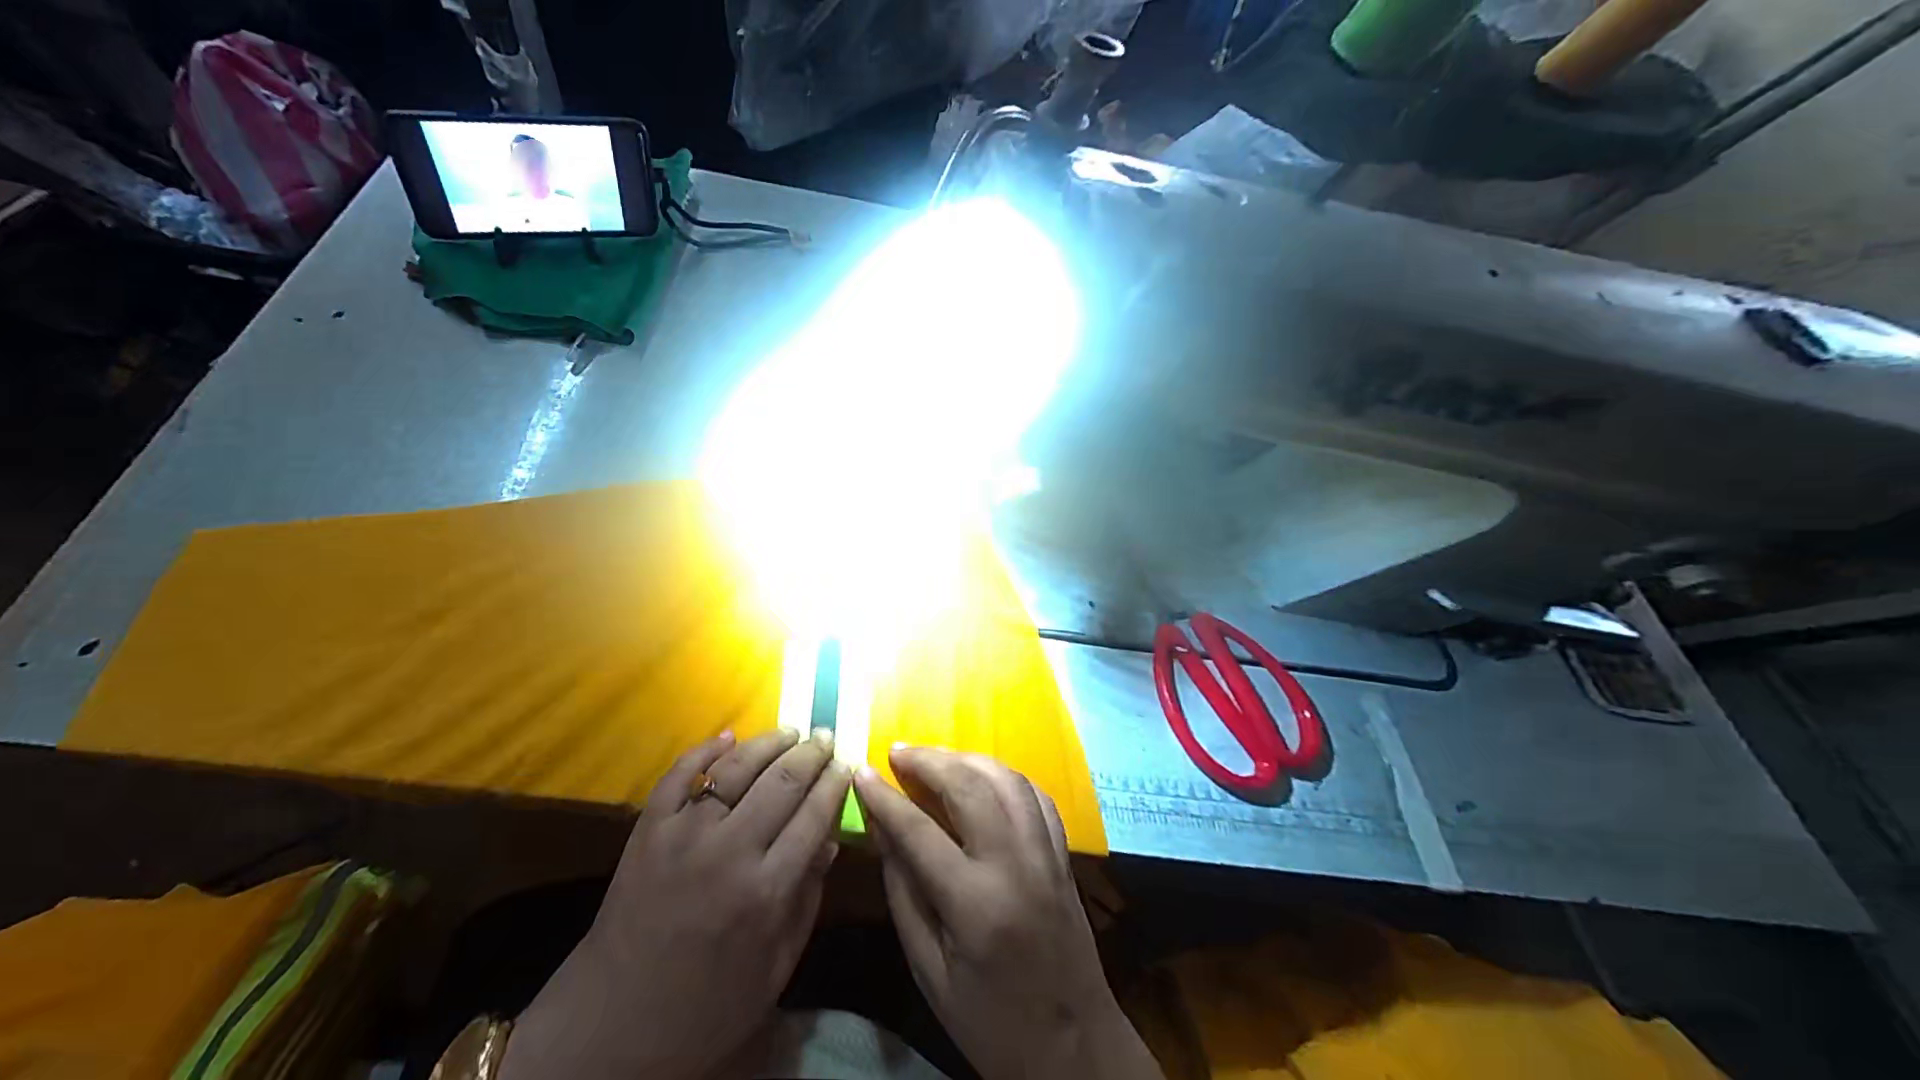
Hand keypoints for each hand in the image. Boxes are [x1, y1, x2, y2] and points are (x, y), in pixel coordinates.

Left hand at [501, 727, 850, 1079]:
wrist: (613, 1023)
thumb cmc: (708, 1005)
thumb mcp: (777, 966)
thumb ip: (808, 898)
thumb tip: (830, 838)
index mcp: (766, 891)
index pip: (814, 816)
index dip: (835, 784)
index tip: (847, 765)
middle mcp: (729, 852)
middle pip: (782, 783)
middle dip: (811, 755)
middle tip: (826, 738)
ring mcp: (683, 835)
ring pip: (735, 769)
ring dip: (768, 743)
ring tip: (790, 732)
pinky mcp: (647, 829)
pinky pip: (679, 775)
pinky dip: (704, 750)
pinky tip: (728, 736)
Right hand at [855, 747, 1163, 1079]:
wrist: (1074, 1044)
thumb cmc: (989, 1020)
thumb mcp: (929, 970)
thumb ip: (903, 893)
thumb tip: (881, 830)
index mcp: (975, 902)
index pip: (919, 830)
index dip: (884, 797)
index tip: (860, 771)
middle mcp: (1015, 864)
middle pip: (969, 787)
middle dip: (929, 761)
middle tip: (897, 751)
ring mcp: (1045, 853)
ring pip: (1006, 780)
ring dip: (967, 759)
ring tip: (934, 758)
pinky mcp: (1062, 854)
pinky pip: (1034, 795)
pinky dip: (1004, 776)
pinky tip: (982, 776)